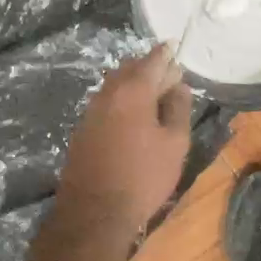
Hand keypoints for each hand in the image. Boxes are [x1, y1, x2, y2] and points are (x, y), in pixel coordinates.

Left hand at [58, 46, 194, 235]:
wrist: (93, 213)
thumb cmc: (143, 177)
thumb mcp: (175, 144)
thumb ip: (178, 109)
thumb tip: (179, 86)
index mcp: (133, 90)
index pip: (153, 59)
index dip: (167, 53)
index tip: (176, 47)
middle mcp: (108, 93)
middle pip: (130, 68)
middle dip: (150, 67)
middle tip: (169, 76)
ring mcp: (91, 110)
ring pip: (115, 85)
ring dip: (134, 83)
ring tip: (153, 96)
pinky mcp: (82, 129)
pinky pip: (106, 102)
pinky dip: (121, 100)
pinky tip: (132, 117)